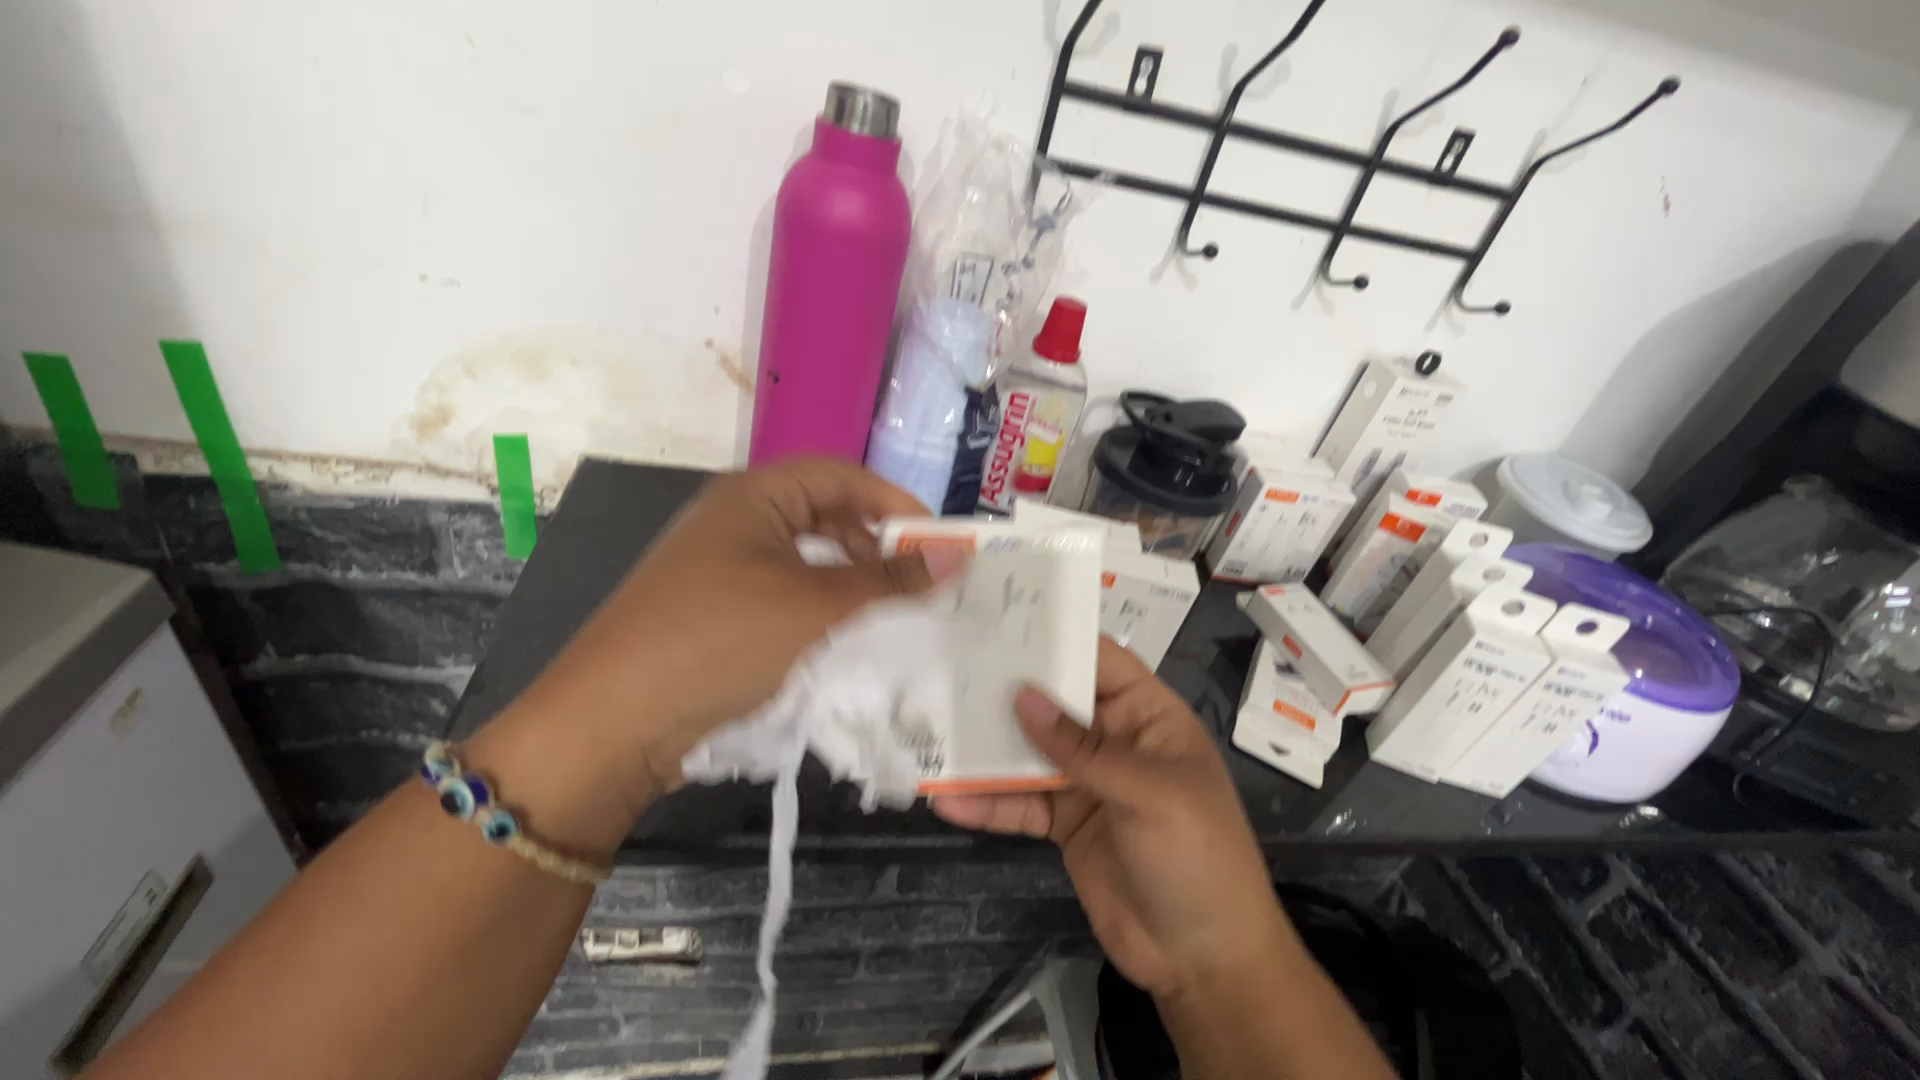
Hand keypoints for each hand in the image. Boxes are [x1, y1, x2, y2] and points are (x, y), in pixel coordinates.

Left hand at [474, 459, 964, 841]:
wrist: (614, 722)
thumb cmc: (720, 641)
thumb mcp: (814, 607)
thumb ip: (888, 581)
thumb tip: (955, 554)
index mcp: (754, 497)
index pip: (842, 476)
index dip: (896, 502)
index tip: (940, 544)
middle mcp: (736, 523)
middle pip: (825, 517)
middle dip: (877, 548)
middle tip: (921, 587)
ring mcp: (721, 572)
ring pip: (807, 564)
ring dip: (852, 588)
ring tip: (892, 622)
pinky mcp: (715, 619)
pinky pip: (784, 602)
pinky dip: (822, 618)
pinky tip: (845, 649)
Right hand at [934, 638, 1289, 998]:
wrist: (1204, 958)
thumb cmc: (1198, 857)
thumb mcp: (1149, 794)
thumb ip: (1082, 749)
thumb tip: (1022, 697)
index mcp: (1149, 717)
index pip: (1100, 662)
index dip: (1056, 641)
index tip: (1000, 623)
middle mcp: (1115, 741)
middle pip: (1054, 704)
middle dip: (1006, 692)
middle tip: (946, 669)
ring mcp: (1087, 784)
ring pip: (1029, 754)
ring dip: (986, 750)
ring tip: (933, 732)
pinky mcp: (1064, 825)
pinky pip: (1020, 805)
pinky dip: (986, 804)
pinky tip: (947, 801)